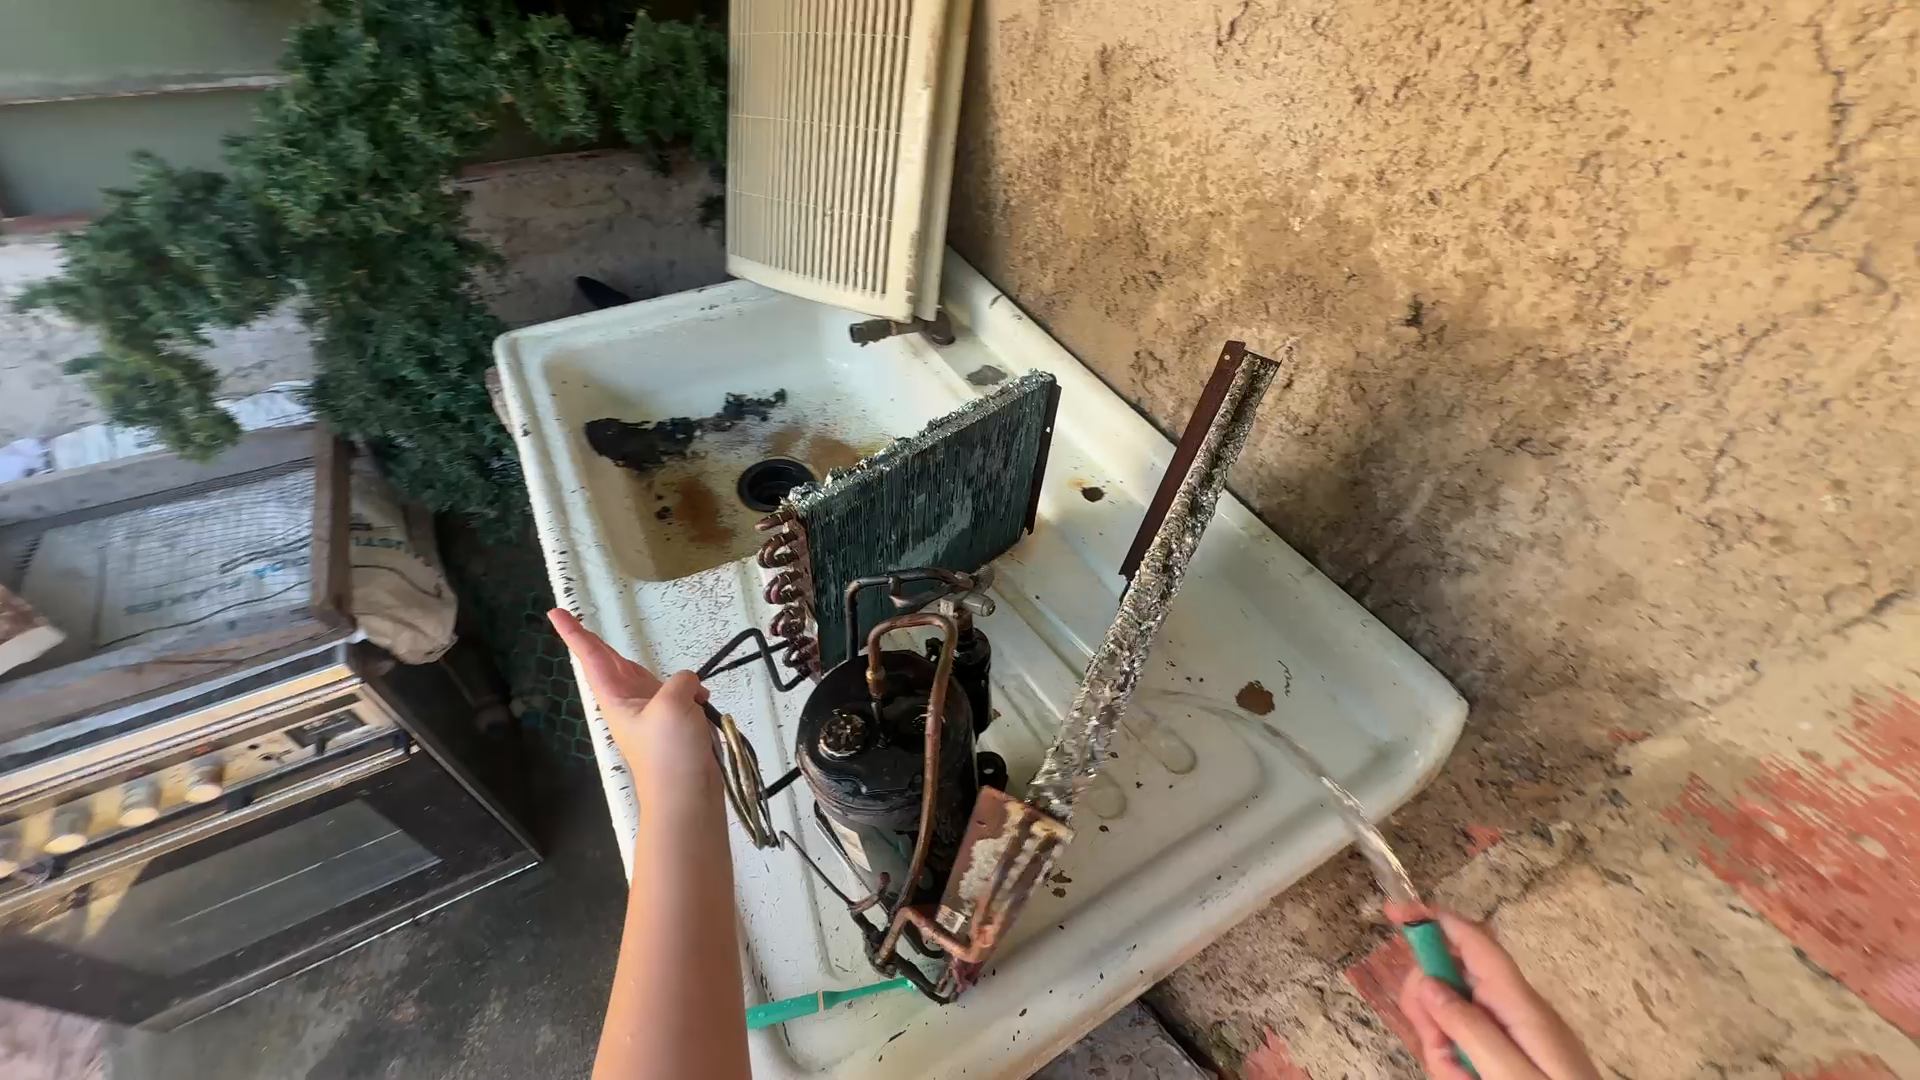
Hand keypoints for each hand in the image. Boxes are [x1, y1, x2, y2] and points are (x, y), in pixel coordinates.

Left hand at [548, 609, 714, 796]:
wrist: (685, 795)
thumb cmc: (669, 752)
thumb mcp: (674, 704)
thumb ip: (681, 680)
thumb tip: (690, 685)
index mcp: (618, 698)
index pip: (594, 658)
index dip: (576, 634)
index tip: (556, 613)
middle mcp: (630, 704)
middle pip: (613, 665)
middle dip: (598, 645)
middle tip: (575, 623)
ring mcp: (652, 715)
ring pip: (649, 679)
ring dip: (661, 672)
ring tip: (675, 680)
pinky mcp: (674, 725)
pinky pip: (679, 696)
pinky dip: (693, 692)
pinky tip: (704, 699)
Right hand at [1398, 912, 1600, 1079]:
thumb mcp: (1510, 1076)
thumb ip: (1468, 1028)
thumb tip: (1427, 982)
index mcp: (1519, 1003)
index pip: (1472, 939)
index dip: (1432, 918)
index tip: (1393, 913)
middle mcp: (1512, 1007)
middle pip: (1450, 975)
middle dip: (1426, 1004)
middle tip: (1432, 1043)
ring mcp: (1509, 1030)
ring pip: (1448, 1010)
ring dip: (1439, 1041)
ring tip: (1456, 1077)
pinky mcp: (1507, 1051)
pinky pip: (1462, 1037)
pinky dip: (1452, 1058)